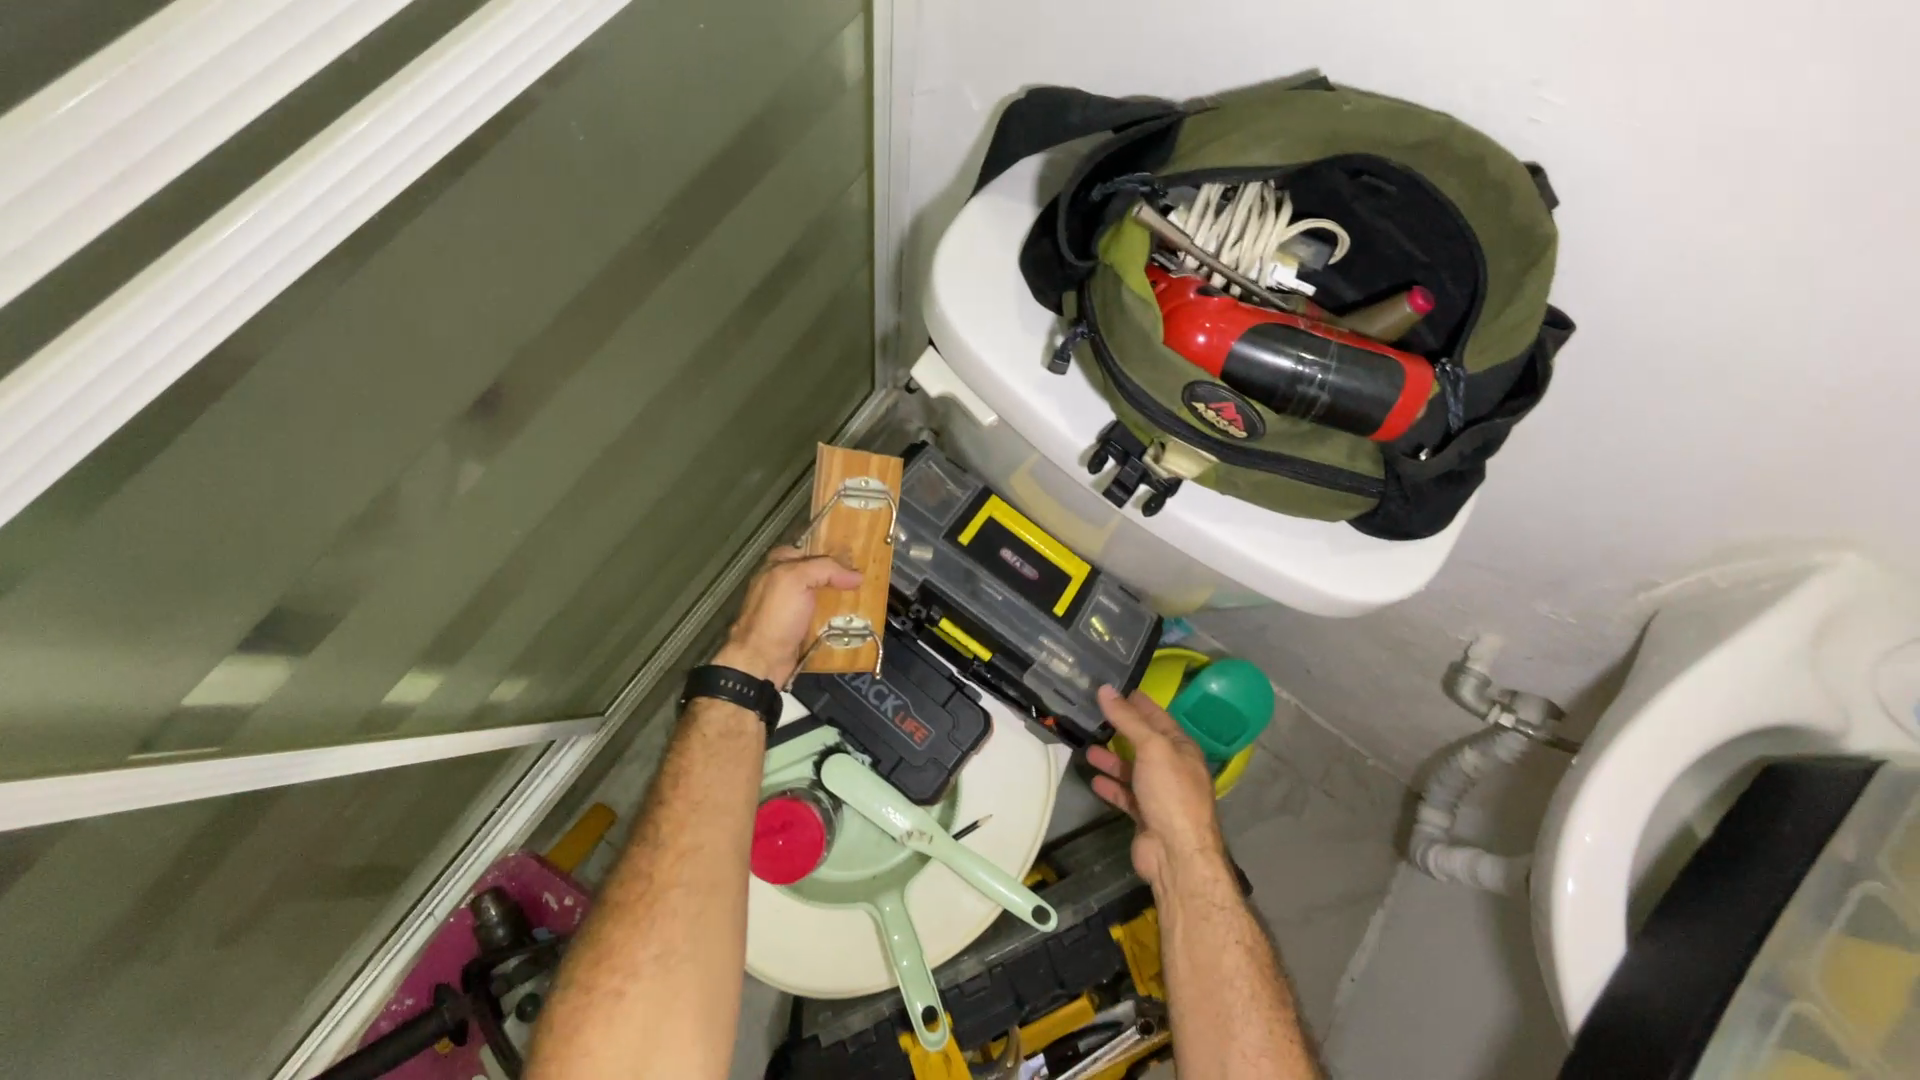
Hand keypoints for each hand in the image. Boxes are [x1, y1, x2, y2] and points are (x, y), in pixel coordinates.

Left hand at [711, 547, 861, 685]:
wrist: (762, 661)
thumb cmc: (776, 615)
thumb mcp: (796, 580)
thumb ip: (825, 569)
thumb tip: (857, 576)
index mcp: (777, 566)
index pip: (808, 549)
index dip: (830, 550)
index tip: (856, 556)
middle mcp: (784, 584)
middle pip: (819, 574)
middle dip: (841, 577)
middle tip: (867, 578)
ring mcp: (793, 609)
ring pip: (824, 598)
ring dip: (844, 600)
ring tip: (871, 599)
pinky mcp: (801, 630)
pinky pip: (825, 619)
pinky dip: (840, 620)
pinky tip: (858, 620)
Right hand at [1085, 685, 1226, 890]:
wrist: (1176, 853)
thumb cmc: (1170, 792)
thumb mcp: (1152, 747)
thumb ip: (1128, 719)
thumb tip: (1106, 689)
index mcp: (1182, 748)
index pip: (1158, 718)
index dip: (1138, 703)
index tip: (1115, 689)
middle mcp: (1173, 768)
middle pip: (1144, 743)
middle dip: (1121, 730)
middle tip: (1093, 715)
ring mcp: (1160, 794)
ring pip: (1133, 770)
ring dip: (1112, 759)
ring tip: (1087, 746)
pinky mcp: (1146, 815)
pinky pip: (1126, 795)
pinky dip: (1111, 786)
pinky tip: (1093, 779)